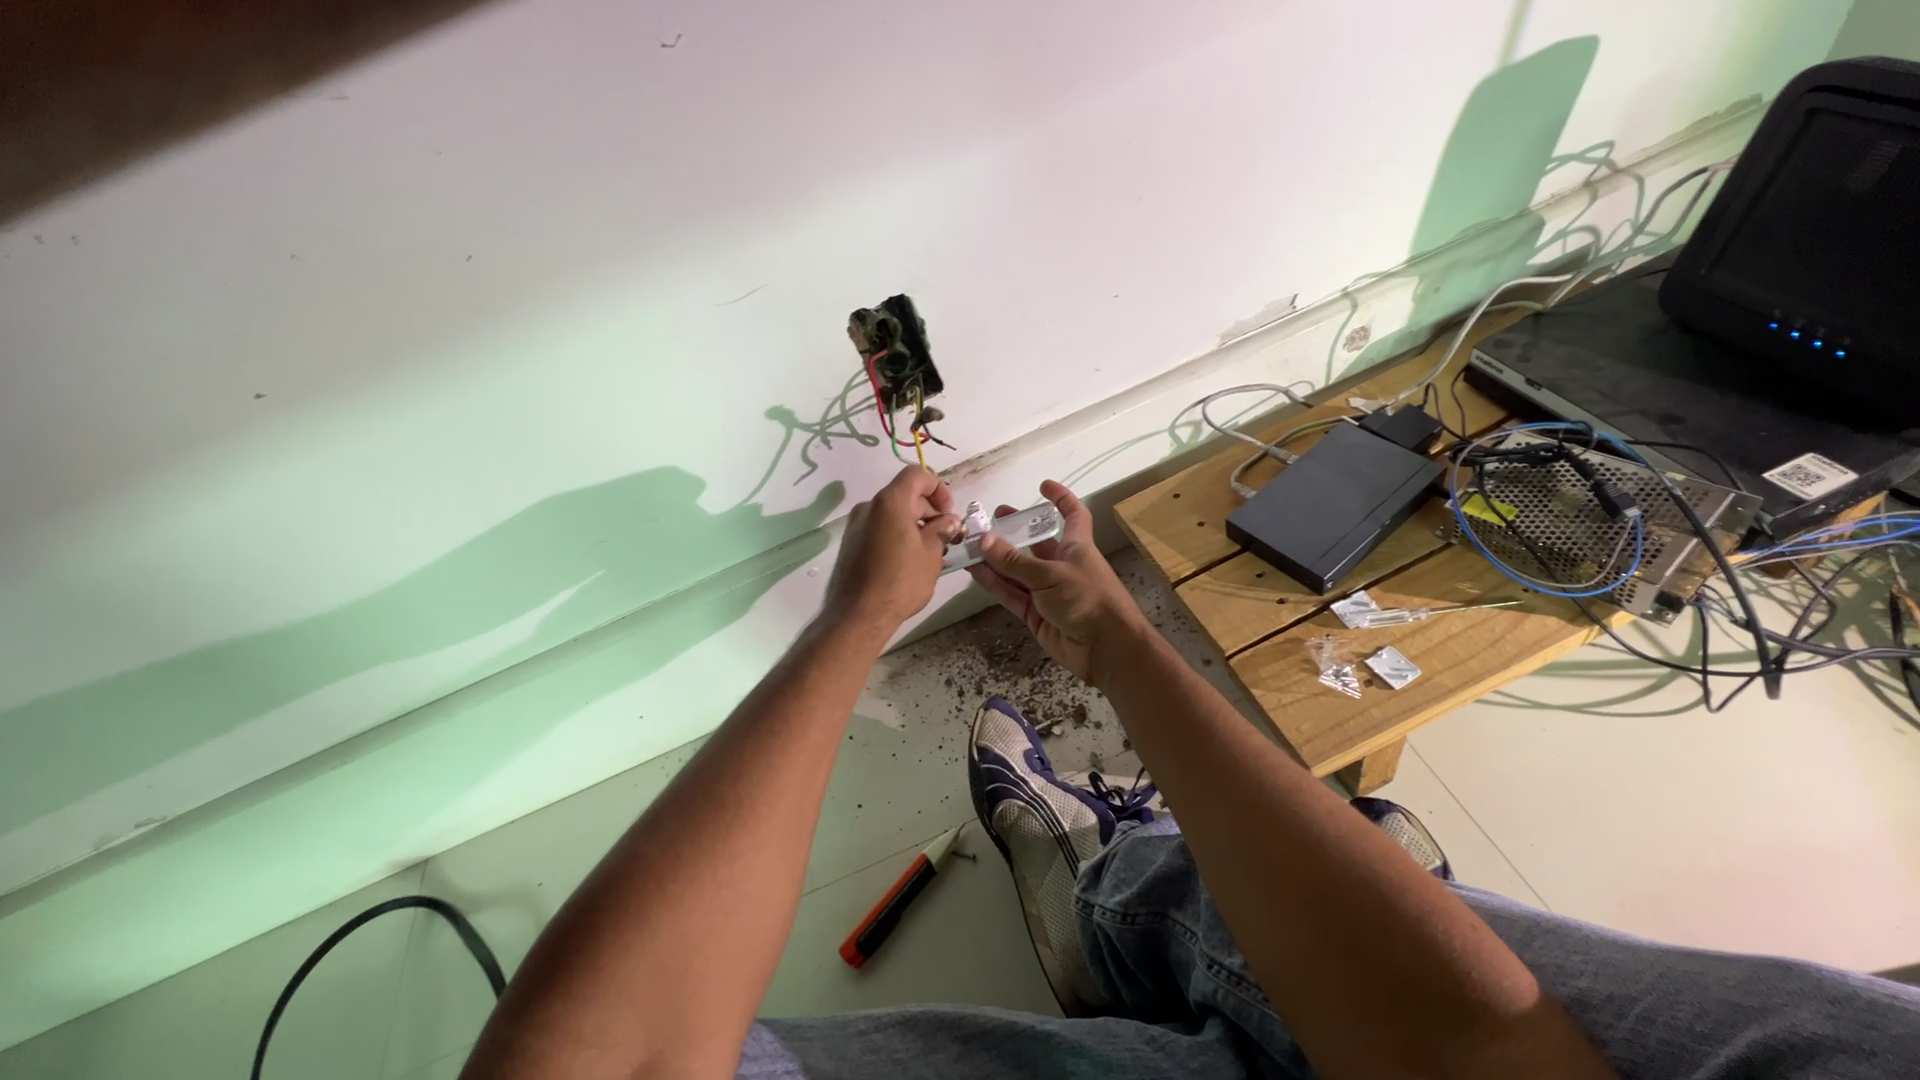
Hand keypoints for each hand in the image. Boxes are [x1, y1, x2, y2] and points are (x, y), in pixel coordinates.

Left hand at [823, 466, 961, 631]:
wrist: (858, 615)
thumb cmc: (900, 582)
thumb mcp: (931, 555)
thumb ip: (941, 531)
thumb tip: (949, 521)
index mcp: (889, 503)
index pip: (917, 476)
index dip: (938, 488)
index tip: (949, 512)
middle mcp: (869, 507)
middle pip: (904, 495)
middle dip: (929, 510)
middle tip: (947, 535)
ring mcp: (856, 526)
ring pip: (892, 514)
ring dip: (914, 524)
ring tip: (931, 551)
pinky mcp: (851, 544)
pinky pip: (879, 528)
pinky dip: (897, 535)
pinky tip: (910, 559)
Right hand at [966, 480, 1148, 683]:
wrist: (1105, 648)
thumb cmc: (1088, 599)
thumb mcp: (1050, 574)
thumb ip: (1015, 561)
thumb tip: (985, 540)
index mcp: (1077, 547)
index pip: (1072, 515)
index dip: (1061, 499)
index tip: (1043, 485)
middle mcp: (1062, 565)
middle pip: (1035, 544)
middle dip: (1015, 531)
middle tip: (990, 520)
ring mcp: (1047, 591)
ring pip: (1017, 570)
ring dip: (996, 559)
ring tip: (971, 544)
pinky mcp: (1036, 614)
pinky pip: (1010, 594)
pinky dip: (994, 583)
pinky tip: (974, 570)